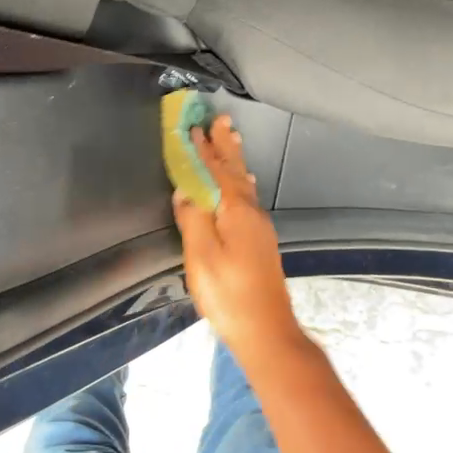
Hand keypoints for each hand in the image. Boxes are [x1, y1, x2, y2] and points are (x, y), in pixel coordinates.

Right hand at [171, 115, 299, 359]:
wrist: (267, 332)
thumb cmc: (229, 295)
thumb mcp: (202, 257)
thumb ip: (192, 219)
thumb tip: (185, 189)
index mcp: (236, 211)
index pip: (217, 171)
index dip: (205, 150)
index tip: (195, 127)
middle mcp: (252, 213)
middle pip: (236, 173)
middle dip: (227, 146)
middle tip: (222, 121)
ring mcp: (260, 228)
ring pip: (244, 185)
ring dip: (235, 162)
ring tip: (233, 141)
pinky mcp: (261, 242)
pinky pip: (248, 199)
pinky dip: (240, 182)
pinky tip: (244, 186)